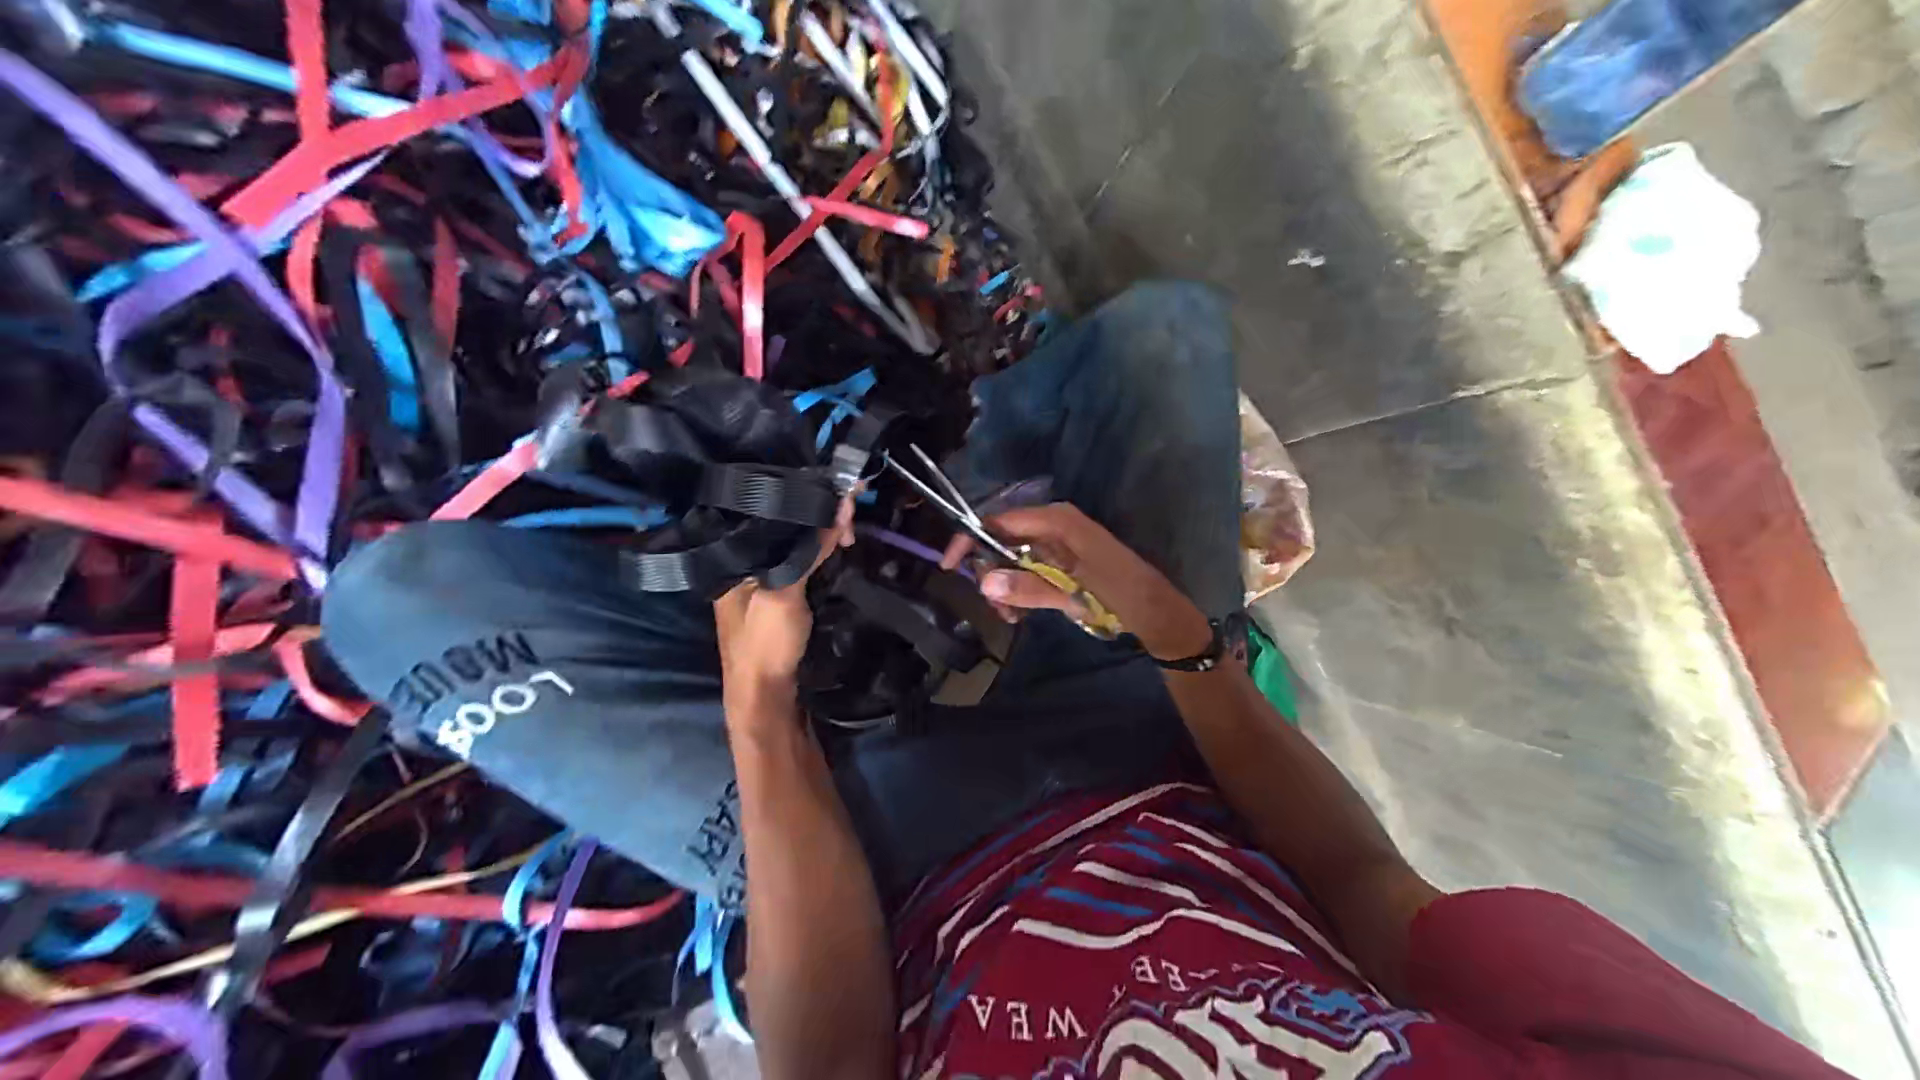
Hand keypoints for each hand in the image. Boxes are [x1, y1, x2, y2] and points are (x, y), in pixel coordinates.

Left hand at [713, 493, 855, 699]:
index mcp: (734, 557)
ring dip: (823, 533)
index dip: (800, 497)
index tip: (833, 491)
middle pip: (783, 525)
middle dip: (816, 515)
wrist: (765, 697)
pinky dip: (822, 551)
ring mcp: (763, 578)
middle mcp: (746, 562)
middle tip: (849, 514)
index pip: (767, 511)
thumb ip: (810, 550)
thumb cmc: (764, 644)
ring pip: (795, 542)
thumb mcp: (785, 593)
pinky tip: (839, 543)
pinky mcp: (781, 593)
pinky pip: (803, 560)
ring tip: (849, 528)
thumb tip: (842, 505)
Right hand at [940, 502, 1211, 660]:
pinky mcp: (1059, 561)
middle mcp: (1052, 524)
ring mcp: (1056, 543)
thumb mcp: (1073, 594)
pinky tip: (1021, 613)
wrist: (1156, 612)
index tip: (951, 567)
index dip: (970, 540)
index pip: (999, 520)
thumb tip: (985, 583)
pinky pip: (1025, 570)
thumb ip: (1029, 587)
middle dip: (990, 573)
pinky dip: (1017, 591)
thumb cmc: (1119, 595)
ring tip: (1011, 617)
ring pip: (1010, 558)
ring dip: (1003, 587)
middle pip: (1000, 539)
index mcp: (1056, 520)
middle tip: (994, 608)